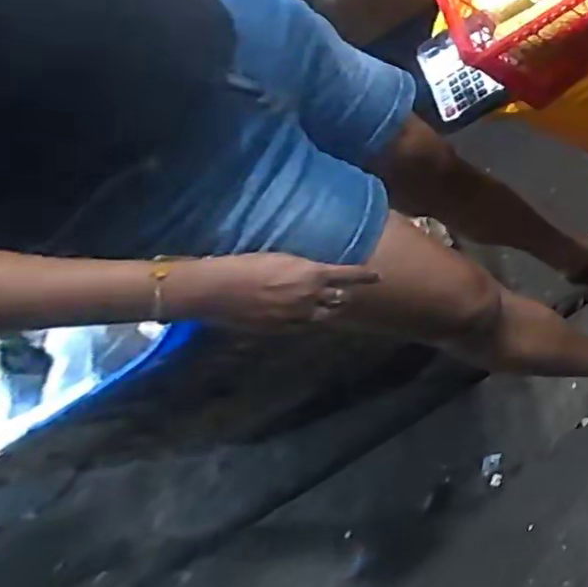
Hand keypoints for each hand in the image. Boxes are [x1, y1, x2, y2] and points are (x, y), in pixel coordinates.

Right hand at [170, 253, 380, 329]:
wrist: (210, 289)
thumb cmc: (244, 266)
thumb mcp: (284, 259)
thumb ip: (307, 268)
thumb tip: (319, 272)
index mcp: (315, 274)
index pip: (351, 275)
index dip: (366, 276)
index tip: (378, 277)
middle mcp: (311, 295)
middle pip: (340, 298)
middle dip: (344, 295)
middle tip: (344, 292)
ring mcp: (295, 313)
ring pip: (324, 314)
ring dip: (328, 309)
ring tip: (327, 306)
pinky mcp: (278, 327)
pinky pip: (302, 326)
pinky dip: (307, 321)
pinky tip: (305, 318)